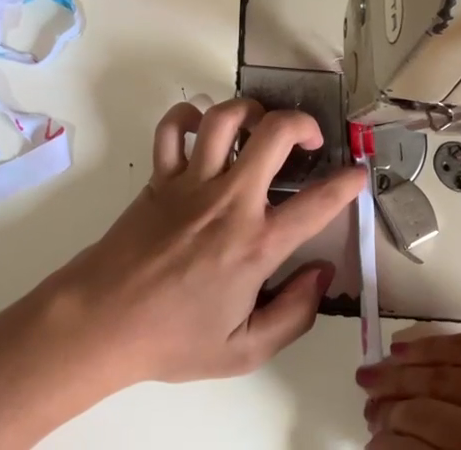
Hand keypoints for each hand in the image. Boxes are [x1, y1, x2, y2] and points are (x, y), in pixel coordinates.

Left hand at [41, 98, 365, 387]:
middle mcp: (229, 202)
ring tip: (260, 125)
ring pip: (225, 118)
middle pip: (274, 134)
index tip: (357, 173)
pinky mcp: (160, 177)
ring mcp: (191, 183)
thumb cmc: (174, 339)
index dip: (346, 183)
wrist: (103, 321)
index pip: (317, 204)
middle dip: (302, 123)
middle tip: (309, 138)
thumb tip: (321, 274)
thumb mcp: (244, 350)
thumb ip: (293, 314)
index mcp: (256, 245)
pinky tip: (202, 128)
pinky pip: (173, 129)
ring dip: (250, 110)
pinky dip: (188, 117)